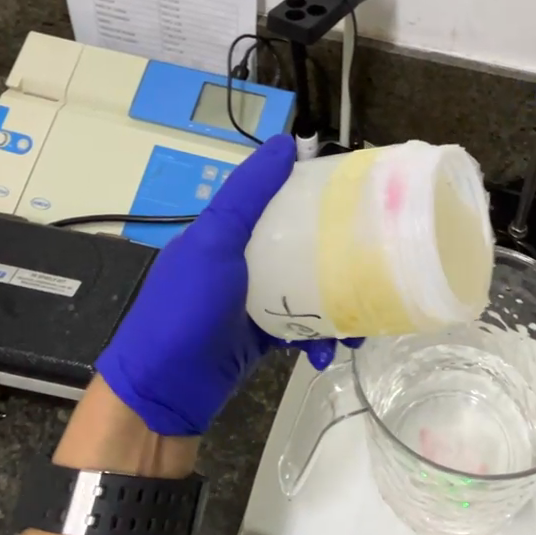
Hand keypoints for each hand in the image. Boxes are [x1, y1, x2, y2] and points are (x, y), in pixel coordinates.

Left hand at [95, 135, 342, 435]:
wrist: (162, 392)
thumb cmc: (185, 309)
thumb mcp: (214, 241)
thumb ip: (248, 194)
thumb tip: (286, 142)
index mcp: (230, 230)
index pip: (280, 197)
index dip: (317, 192)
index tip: (358, 193)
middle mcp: (244, 260)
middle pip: (303, 244)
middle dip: (339, 256)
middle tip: (373, 260)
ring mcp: (254, 301)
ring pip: (309, 289)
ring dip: (336, 304)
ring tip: (358, 322)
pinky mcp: (264, 337)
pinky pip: (303, 328)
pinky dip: (318, 339)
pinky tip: (325, 352)